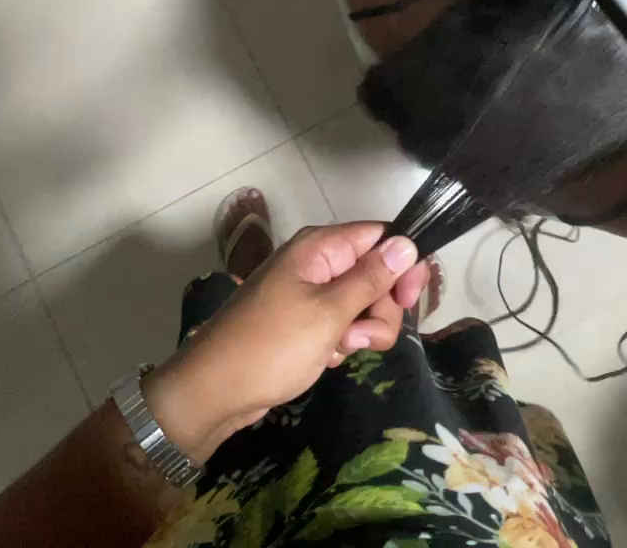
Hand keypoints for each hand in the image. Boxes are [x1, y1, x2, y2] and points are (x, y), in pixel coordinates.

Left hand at [142, 223, 427, 461]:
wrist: (215, 391)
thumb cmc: (272, 346)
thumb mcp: (329, 313)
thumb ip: (371, 278)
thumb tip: (407, 243)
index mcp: (320, 247)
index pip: (380, 236)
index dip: (402, 263)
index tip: (411, 300)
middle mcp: (317, 261)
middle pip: (376, 272)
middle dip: (380, 308)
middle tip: (362, 337)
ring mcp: (311, 291)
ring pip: (363, 302)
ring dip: (362, 330)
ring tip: (338, 349)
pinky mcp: (306, 319)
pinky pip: (343, 322)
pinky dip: (342, 341)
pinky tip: (326, 357)